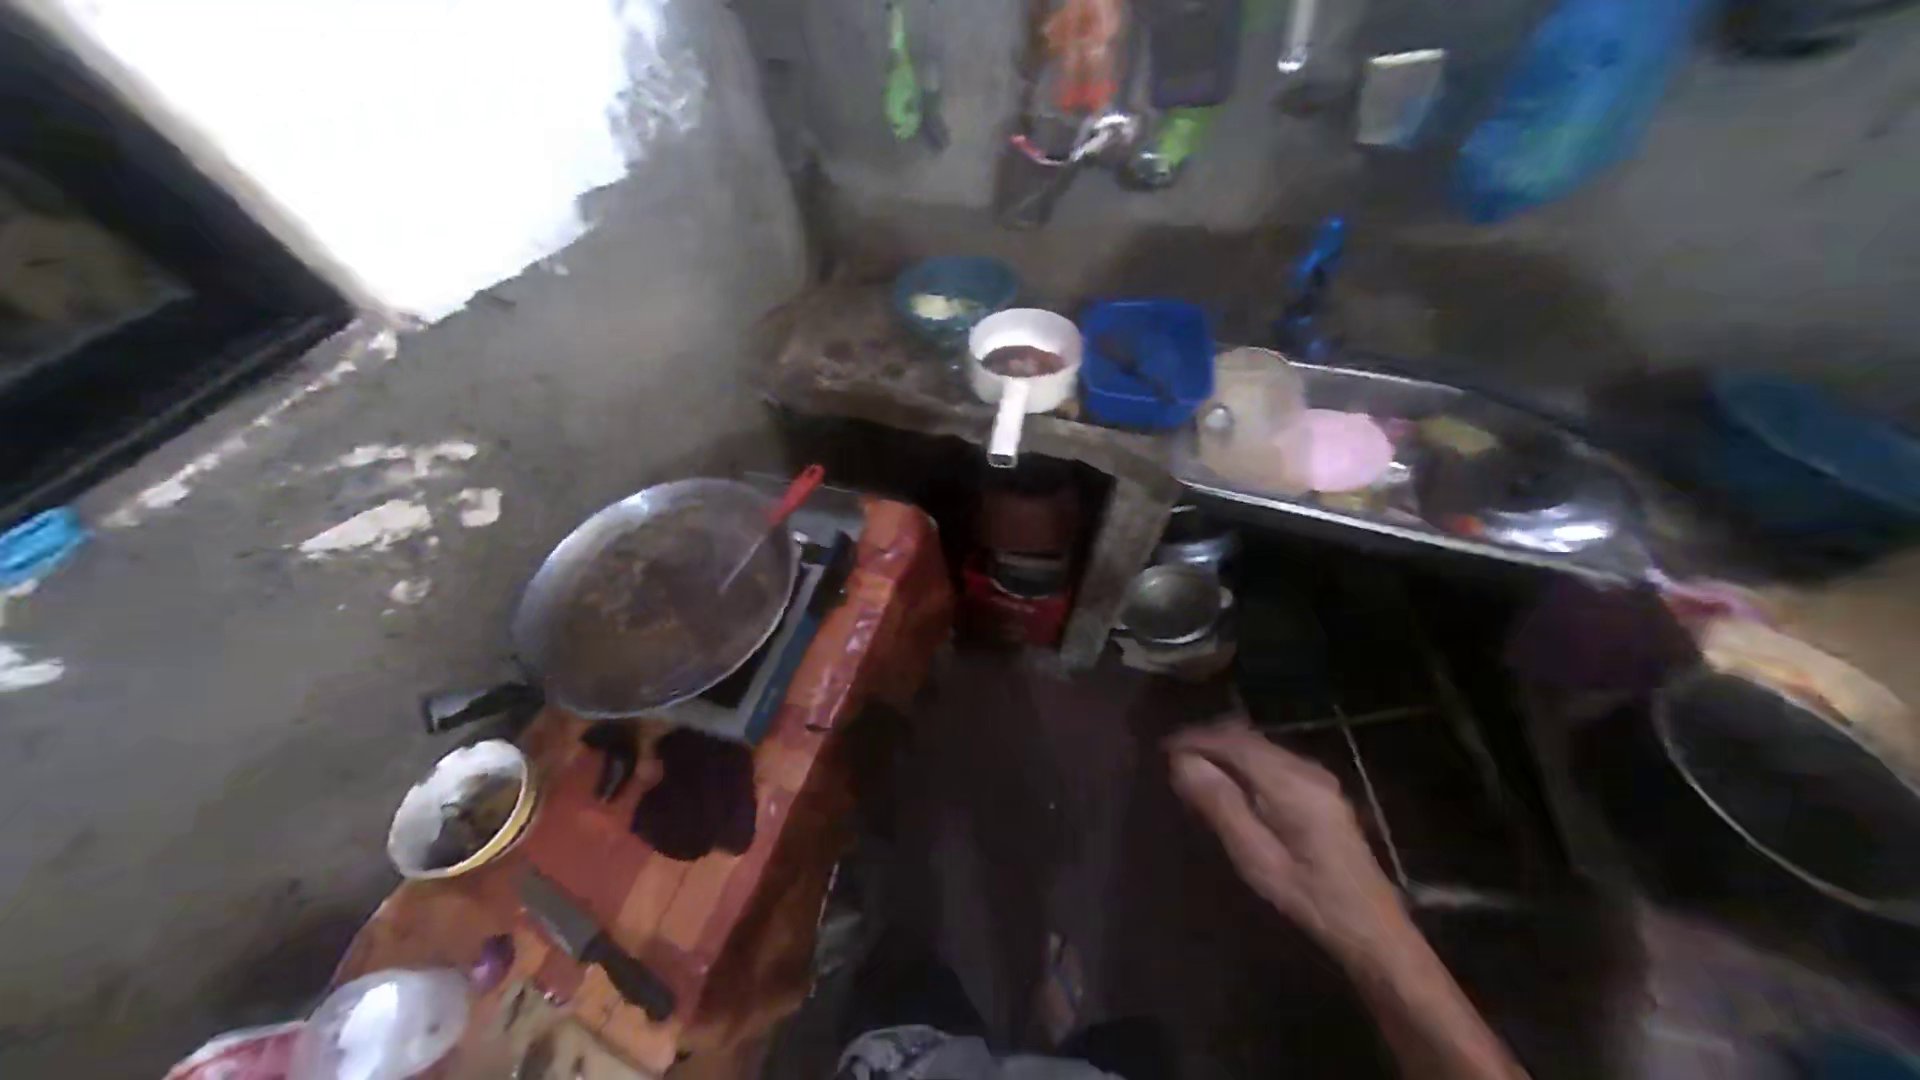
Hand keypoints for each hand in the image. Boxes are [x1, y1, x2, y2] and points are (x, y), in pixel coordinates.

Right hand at [1167, 719, 1407, 956]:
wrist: (1373, 930)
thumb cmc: (1310, 900)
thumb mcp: (1257, 860)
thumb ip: (1221, 806)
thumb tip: (1183, 762)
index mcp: (1291, 785)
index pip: (1234, 742)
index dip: (1196, 739)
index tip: (1164, 749)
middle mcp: (1306, 770)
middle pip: (1247, 737)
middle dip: (1207, 740)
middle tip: (1173, 758)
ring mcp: (1317, 778)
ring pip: (1258, 745)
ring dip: (1224, 749)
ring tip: (1193, 768)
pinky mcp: (1320, 789)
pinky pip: (1270, 758)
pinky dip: (1241, 760)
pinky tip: (1228, 782)